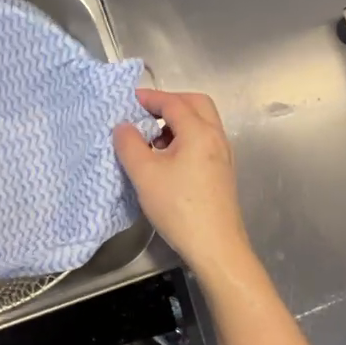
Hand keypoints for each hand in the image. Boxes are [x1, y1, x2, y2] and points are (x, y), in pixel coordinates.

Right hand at [113, 88, 252, 275]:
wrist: (215, 246)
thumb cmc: (179, 208)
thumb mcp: (144, 174)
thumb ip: (130, 145)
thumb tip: (123, 126)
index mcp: (199, 132)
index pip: (173, 103)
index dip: (150, 98)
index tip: (129, 101)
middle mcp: (216, 137)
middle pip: (195, 104)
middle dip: (169, 103)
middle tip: (145, 113)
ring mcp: (223, 155)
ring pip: (202, 123)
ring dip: (178, 122)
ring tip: (153, 139)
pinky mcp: (222, 172)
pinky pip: (204, 141)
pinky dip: (185, 138)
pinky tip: (168, 159)